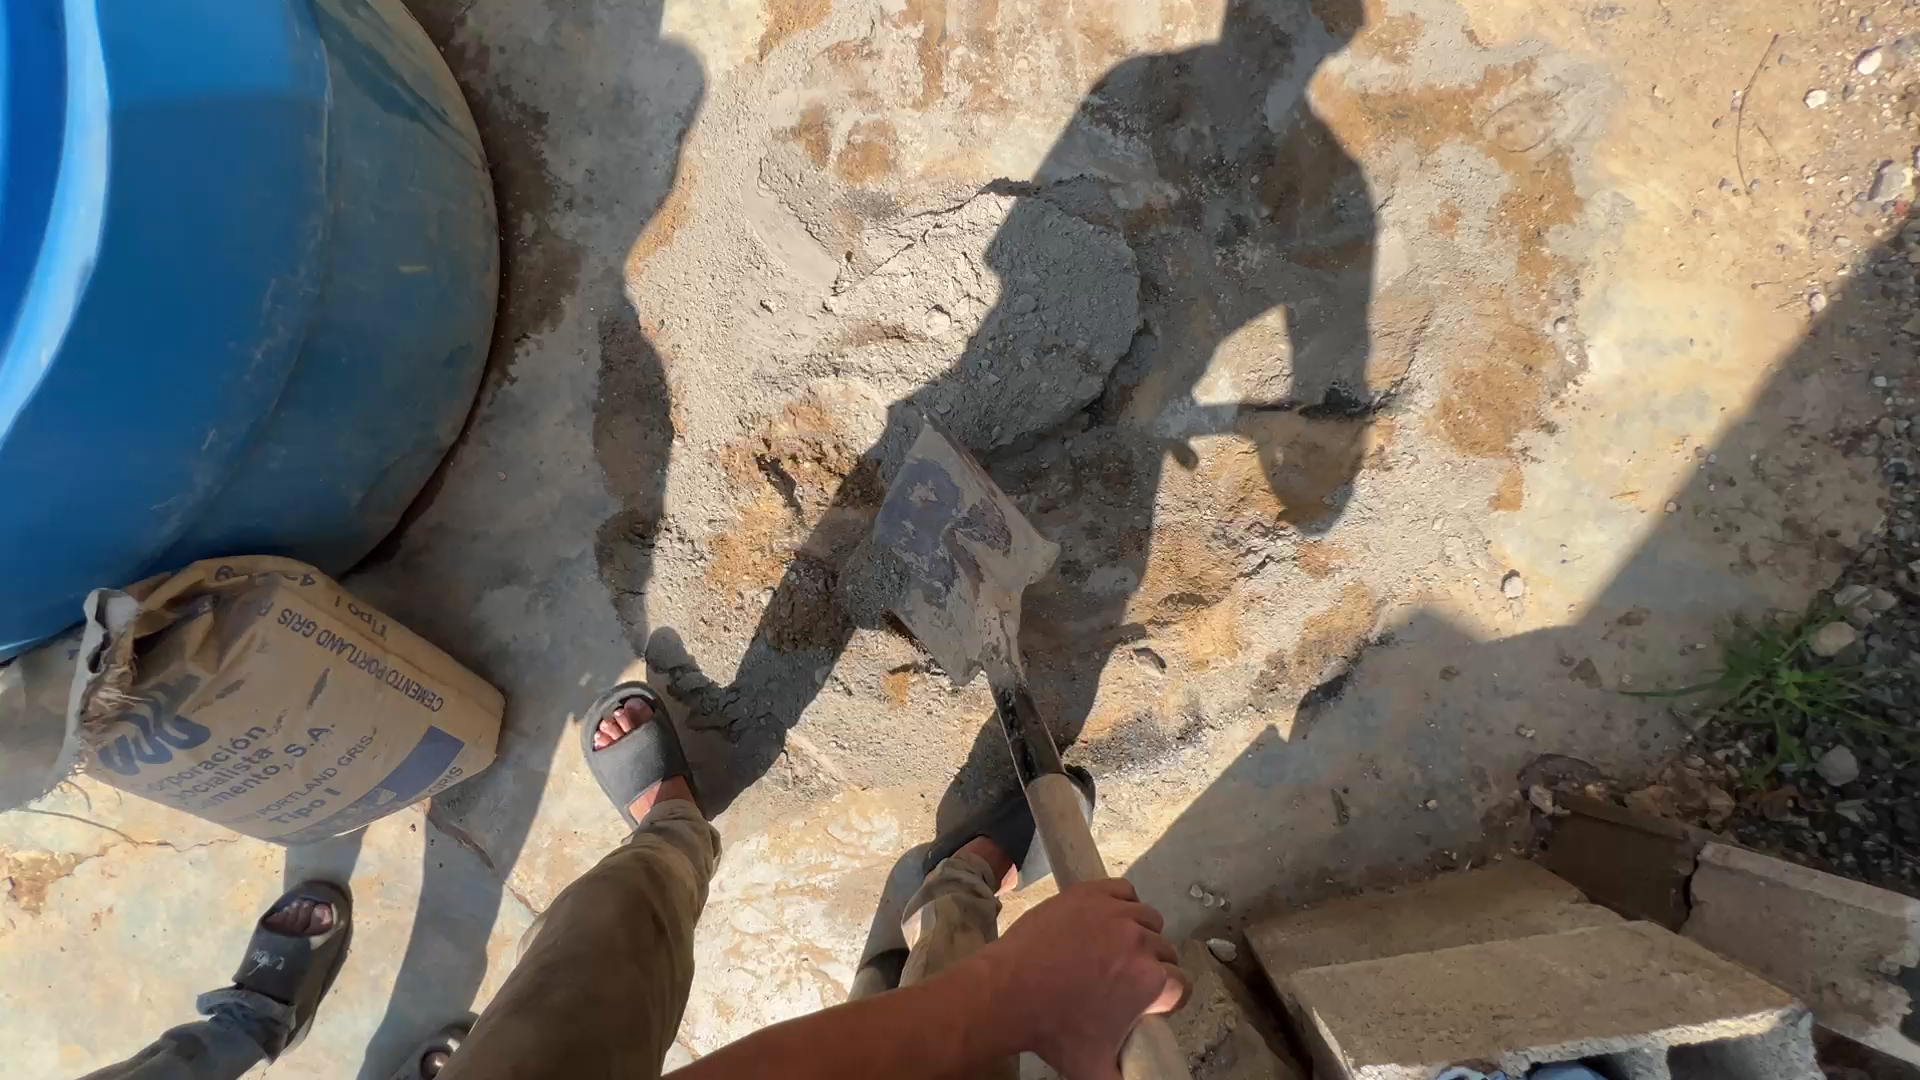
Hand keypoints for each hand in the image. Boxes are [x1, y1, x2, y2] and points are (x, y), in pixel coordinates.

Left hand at [977, 879, 1185, 1079]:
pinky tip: (1110, 919)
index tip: (1148, 1001)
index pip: (1180, 983)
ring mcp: (1113, 911)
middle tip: (1126, 978)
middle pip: (1164, 949)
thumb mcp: (1099, 1071)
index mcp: (1150, 979)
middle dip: (1152, 965)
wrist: (1011, 989)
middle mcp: (1138, 939)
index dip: (1166, 996)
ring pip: (1148, 917)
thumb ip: (1130, 1079)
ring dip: (1140, 933)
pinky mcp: (1090, 892)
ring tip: (1117, 949)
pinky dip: (1123, 902)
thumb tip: (1144, 1078)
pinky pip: (1124, 890)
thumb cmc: (1055, 1030)